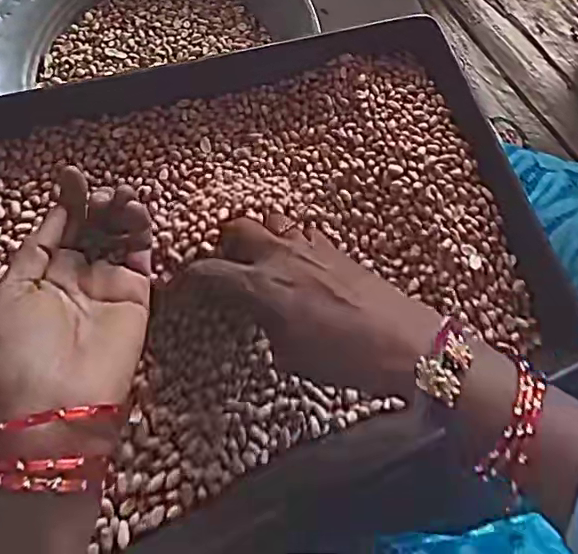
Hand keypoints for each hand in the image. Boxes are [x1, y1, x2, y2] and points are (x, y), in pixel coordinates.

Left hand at [0, 166, 153, 448]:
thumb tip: (57, 212)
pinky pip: (141, 250)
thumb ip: (35, 248)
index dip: (67, 201)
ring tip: (119, 195)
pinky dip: (141, 227)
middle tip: (101, 191)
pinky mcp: (135, 292)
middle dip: (96, 203)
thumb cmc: (20, 354)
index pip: (59, 228)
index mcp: (40, 277)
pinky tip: (135, 210)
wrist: (57, 407)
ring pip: (118, 233)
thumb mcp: (9, 294)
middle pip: (91, 226)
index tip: (72, 174)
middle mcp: (75, 276)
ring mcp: (106, 283)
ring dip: (119, 209)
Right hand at [179, 214, 442, 398]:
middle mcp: (281, 255)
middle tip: (223, 265)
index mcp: (262, 285)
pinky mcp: (332, 246)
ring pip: (270, 220)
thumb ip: (265, 325)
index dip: (186, 278)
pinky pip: (299, 231)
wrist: (400, 339)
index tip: (177, 285)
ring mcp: (308, 245)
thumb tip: (260, 312)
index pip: (209, 271)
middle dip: (223, 243)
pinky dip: (288, 240)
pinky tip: (295, 262)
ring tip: (258, 257)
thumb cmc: (342, 357)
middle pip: (237, 228)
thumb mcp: (289, 356)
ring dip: (258, 235)